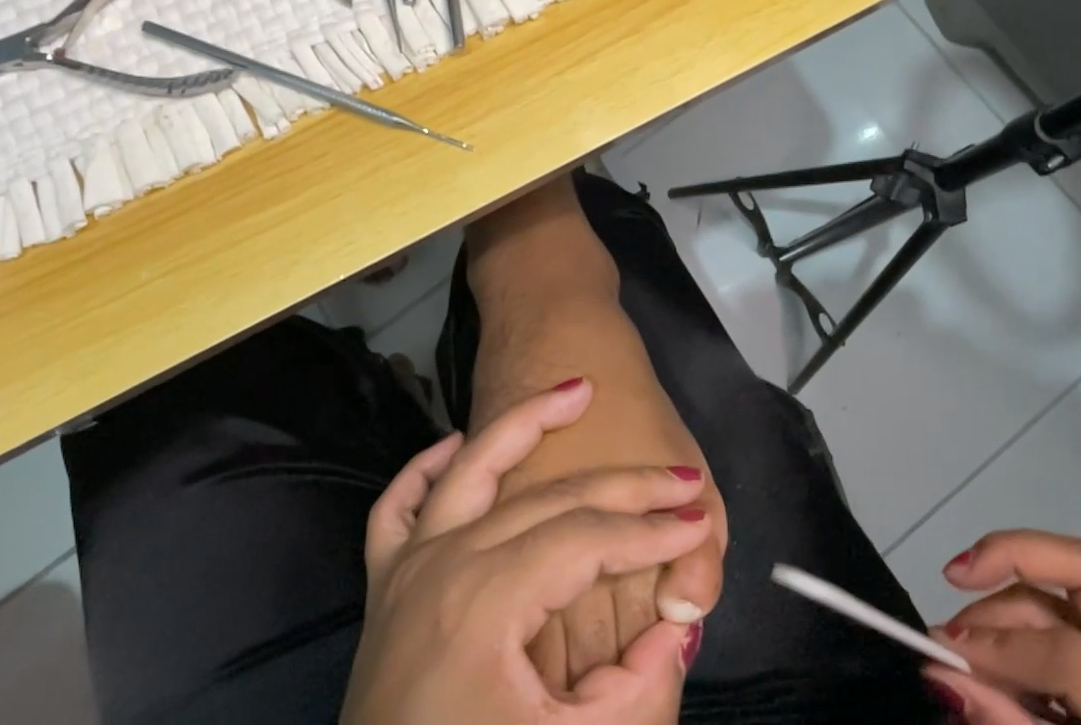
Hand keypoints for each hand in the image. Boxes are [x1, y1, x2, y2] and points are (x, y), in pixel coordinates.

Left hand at [344, 380, 709, 724]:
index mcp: (485, 601)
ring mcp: (406, 568)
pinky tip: (457, 443)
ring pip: (469, 469)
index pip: (587, 540)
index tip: (696, 525)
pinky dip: (428, 466)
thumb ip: (640, 687)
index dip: (649, 532)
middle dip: (622, 486)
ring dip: (522, 424)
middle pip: (549, 500)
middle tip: (677, 480)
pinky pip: (399, 504)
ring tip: (573, 392)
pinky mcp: (384, 584)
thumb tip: (676, 625)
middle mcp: (443, 564)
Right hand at [924, 530, 1080, 724]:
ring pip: (1069, 587)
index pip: (1071, 656)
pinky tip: (989, 649)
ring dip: (1004, 598)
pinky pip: (1069, 615)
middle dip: (1014, 553)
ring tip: (960, 639)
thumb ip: (1005, 723)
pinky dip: (1020, 618)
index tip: (943, 657)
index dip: (999, 649)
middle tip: (953, 573)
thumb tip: (940, 674)